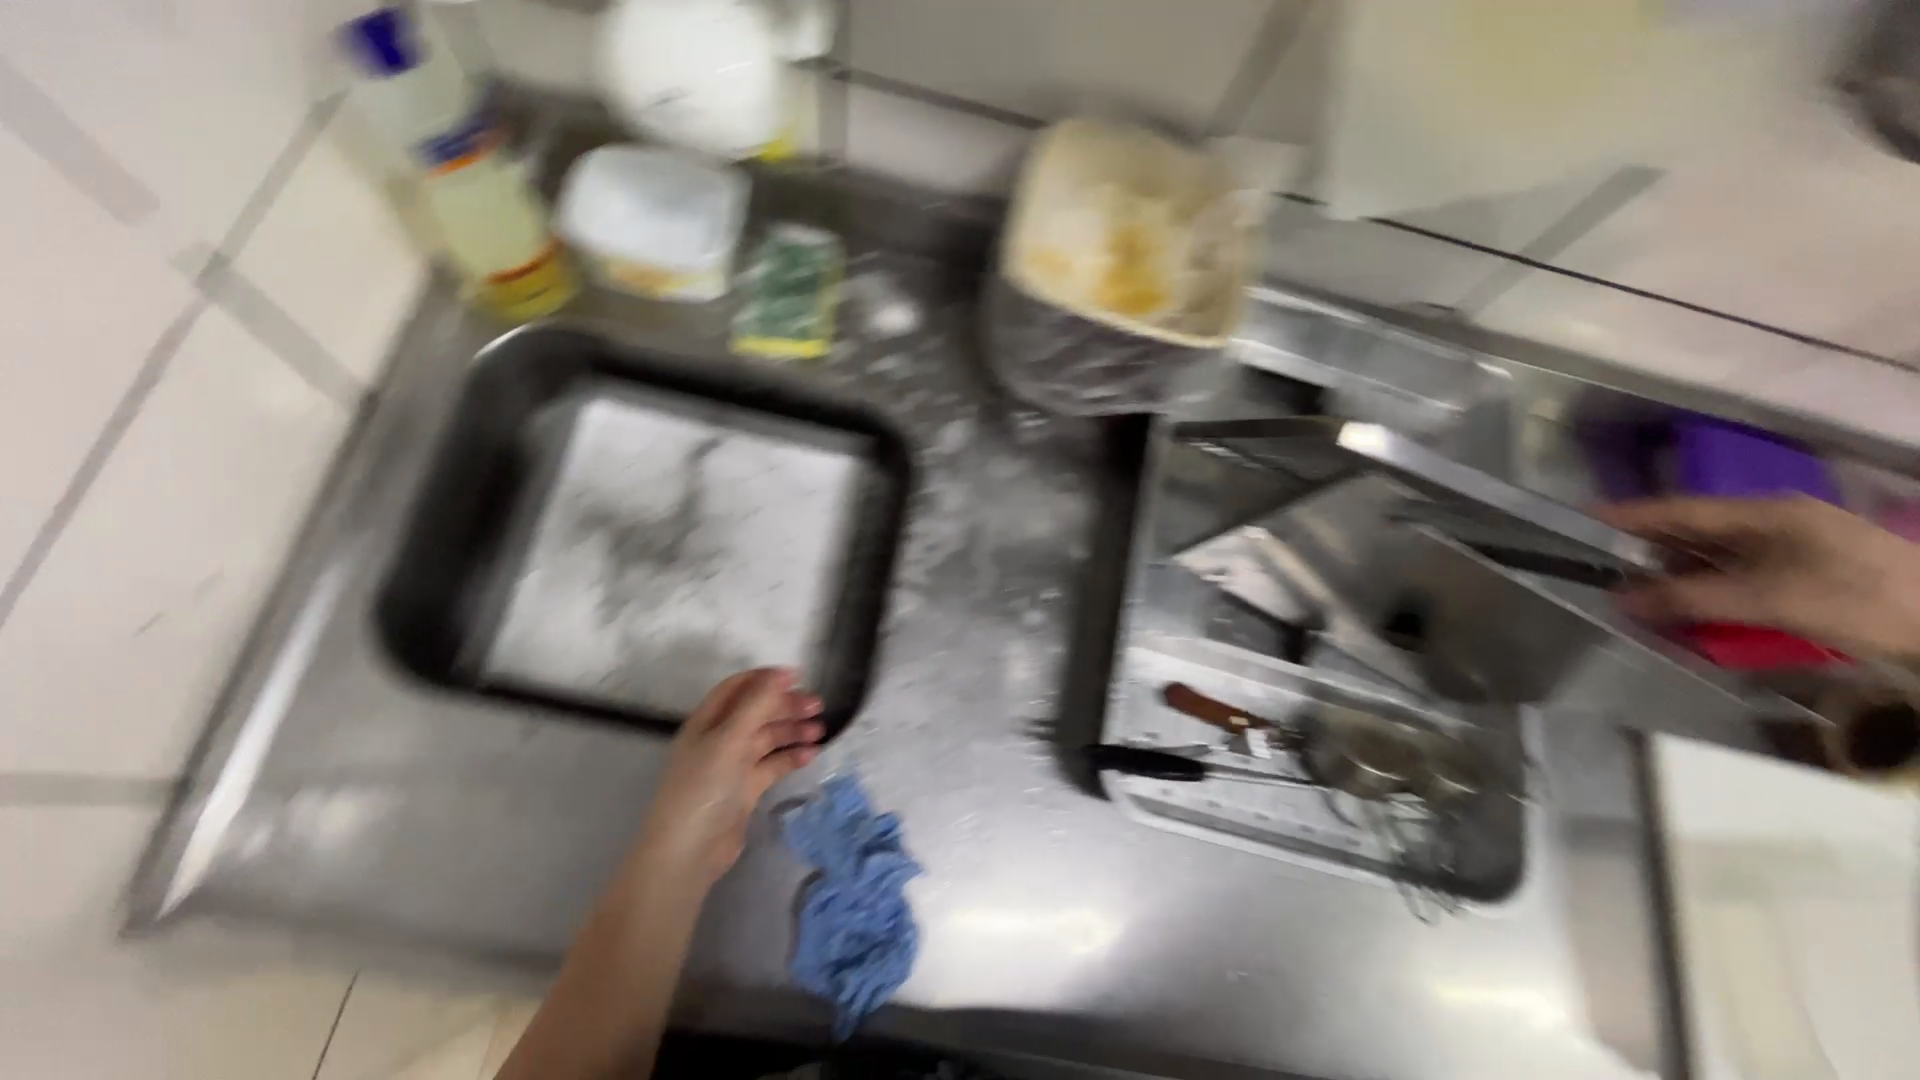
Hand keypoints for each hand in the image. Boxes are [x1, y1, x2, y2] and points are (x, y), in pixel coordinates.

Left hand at [629, 668, 824, 887]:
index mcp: (707, 722)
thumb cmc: (704, 787)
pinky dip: (790, 758)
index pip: (737, 689)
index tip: (797, 677)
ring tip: (819, 731)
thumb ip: (757, 704)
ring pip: (767, 738)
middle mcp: (718, 739)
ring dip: (792, 731)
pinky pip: (772, 765)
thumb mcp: (730, 739)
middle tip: (816, 706)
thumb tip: (783, 673)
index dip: (764, 679)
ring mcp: (732, 765)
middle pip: (756, 712)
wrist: (689, 851)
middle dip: (785, 706)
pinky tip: (810, 756)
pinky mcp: (745, 790)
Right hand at [1598, 495, 1919, 658]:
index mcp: (1764, 514)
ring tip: (1643, 600)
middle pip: (1694, 534)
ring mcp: (1795, 547)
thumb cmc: (1859, 599)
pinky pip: (1740, 577)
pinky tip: (1698, 611)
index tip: (1581, 519)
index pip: (1677, 510)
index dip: (1628, 516)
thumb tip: (1618, 600)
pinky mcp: (1810, 573)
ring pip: (1717, 559)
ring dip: (1681, 580)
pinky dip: (1712, 592)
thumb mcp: (1767, 600)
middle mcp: (1775, 523)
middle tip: (1604, 573)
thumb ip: (1688, 599)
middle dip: (1649, 555)